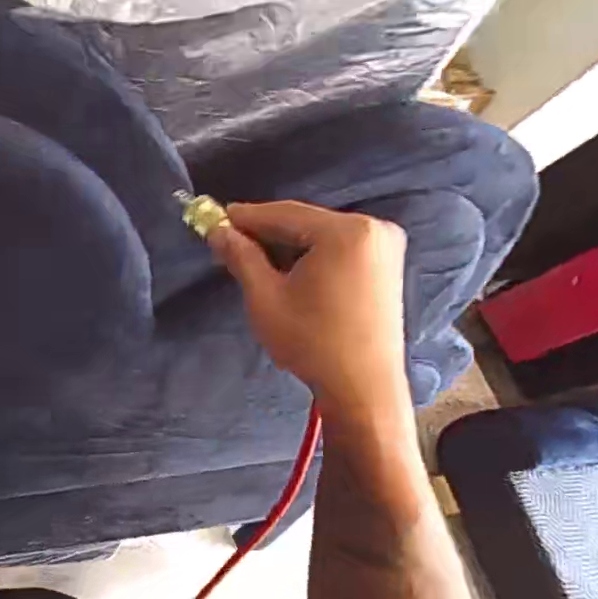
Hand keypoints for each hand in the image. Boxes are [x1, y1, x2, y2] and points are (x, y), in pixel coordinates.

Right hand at [207, 201, 410, 421]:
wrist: (362, 384)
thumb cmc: (310, 340)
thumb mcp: (265, 297)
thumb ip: (241, 257)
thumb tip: (218, 231)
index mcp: (345, 232)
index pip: (283, 213)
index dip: (244, 216)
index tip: (213, 218)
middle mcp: (372, 228)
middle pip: (304, 222)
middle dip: (264, 231)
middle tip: (226, 242)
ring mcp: (383, 246)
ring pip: (319, 235)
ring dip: (284, 244)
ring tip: (249, 258)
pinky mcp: (385, 264)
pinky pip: (336, 248)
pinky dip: (307, 254)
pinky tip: (283, 269)